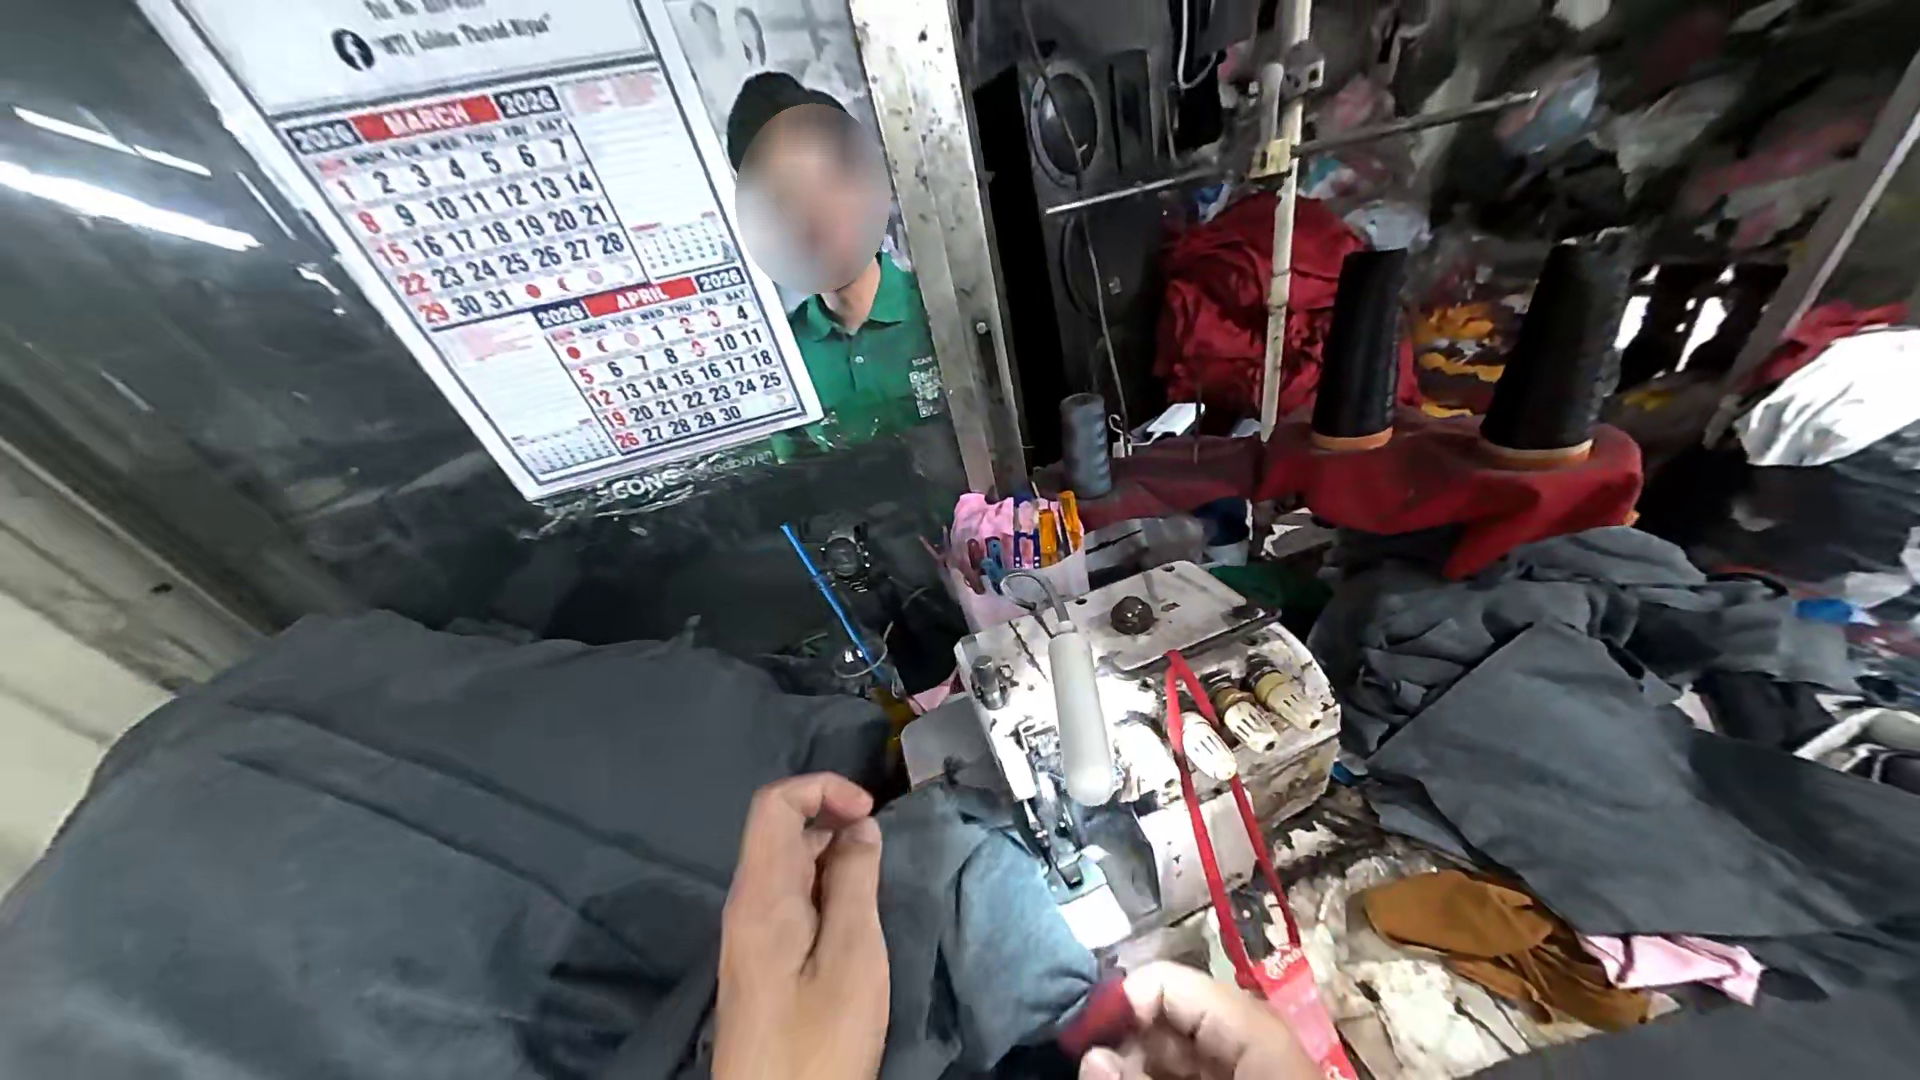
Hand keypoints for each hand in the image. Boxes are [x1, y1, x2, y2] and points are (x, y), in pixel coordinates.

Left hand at [714, 774, 888, 1079]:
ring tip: (871, 877)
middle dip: (833, 817)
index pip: (775, 801)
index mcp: (761, 892)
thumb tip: (860, 826)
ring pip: (789, 857)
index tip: (867, 811)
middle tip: (877, 848)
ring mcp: (752, 927)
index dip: (822, 788)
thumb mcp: (852, 955)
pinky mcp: (763, 951)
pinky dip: (825, 879)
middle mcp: (748, 899)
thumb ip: (856, 879)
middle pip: (782, 825)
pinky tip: (853, 906)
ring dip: (833, 849)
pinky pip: (792, 890)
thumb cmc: (818, 1042)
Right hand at [1079, 962, 1315, 1079]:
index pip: (1168, 981)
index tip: (1083, 1039)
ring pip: (1175, 1052)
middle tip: (1089, 1072)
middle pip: (1168, 1016)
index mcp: (1250, 1027)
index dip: (1120, 1002)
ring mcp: (1249, 1070)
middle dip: (1125, 1042)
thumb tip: (1090, 1056)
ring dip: (1136, 1067)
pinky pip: (1191, 1078)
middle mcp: (1249, 1037)